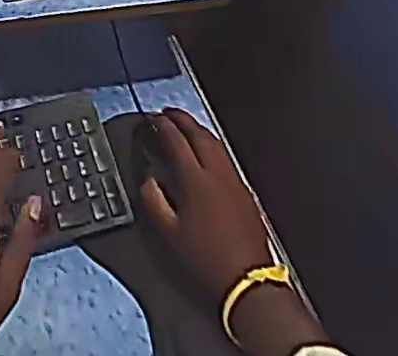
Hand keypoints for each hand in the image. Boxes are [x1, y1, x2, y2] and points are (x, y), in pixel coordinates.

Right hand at [138, 109, 327, 355]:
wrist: (248, 283)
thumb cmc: (205, 258)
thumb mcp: (168, 231)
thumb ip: (153, 199)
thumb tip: (149, 179)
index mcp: (195, 181)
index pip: (177, 141)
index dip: (163, 126)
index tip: (153, 118)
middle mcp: (217, 175)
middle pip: (200, 135)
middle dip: (182, 119)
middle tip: (168, 113)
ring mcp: (235, 182)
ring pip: (217, 144)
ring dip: (199, 129)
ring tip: (185, 126)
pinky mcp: (246, 193)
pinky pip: (226, 157)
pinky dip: (212, 145)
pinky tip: (206, 152)